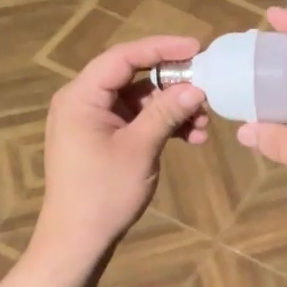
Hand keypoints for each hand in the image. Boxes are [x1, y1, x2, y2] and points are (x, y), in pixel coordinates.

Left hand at [30, 36, 208, 266]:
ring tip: (205, 124)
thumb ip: (166, 112)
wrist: (78, 239)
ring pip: (141, 100)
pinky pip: (138, 120)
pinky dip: (164, 125)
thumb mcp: (140, 148)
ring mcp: (95, 121)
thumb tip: (197, 87)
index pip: (124, 57)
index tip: (198, 48)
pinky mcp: (105, 139)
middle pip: (134, 77)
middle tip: (208, 86)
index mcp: (81, 96)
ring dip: (173, 108)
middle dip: (173, 82)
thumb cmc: (103, 191)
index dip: (161, 48)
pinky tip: (193, 138)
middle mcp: (84, 101)